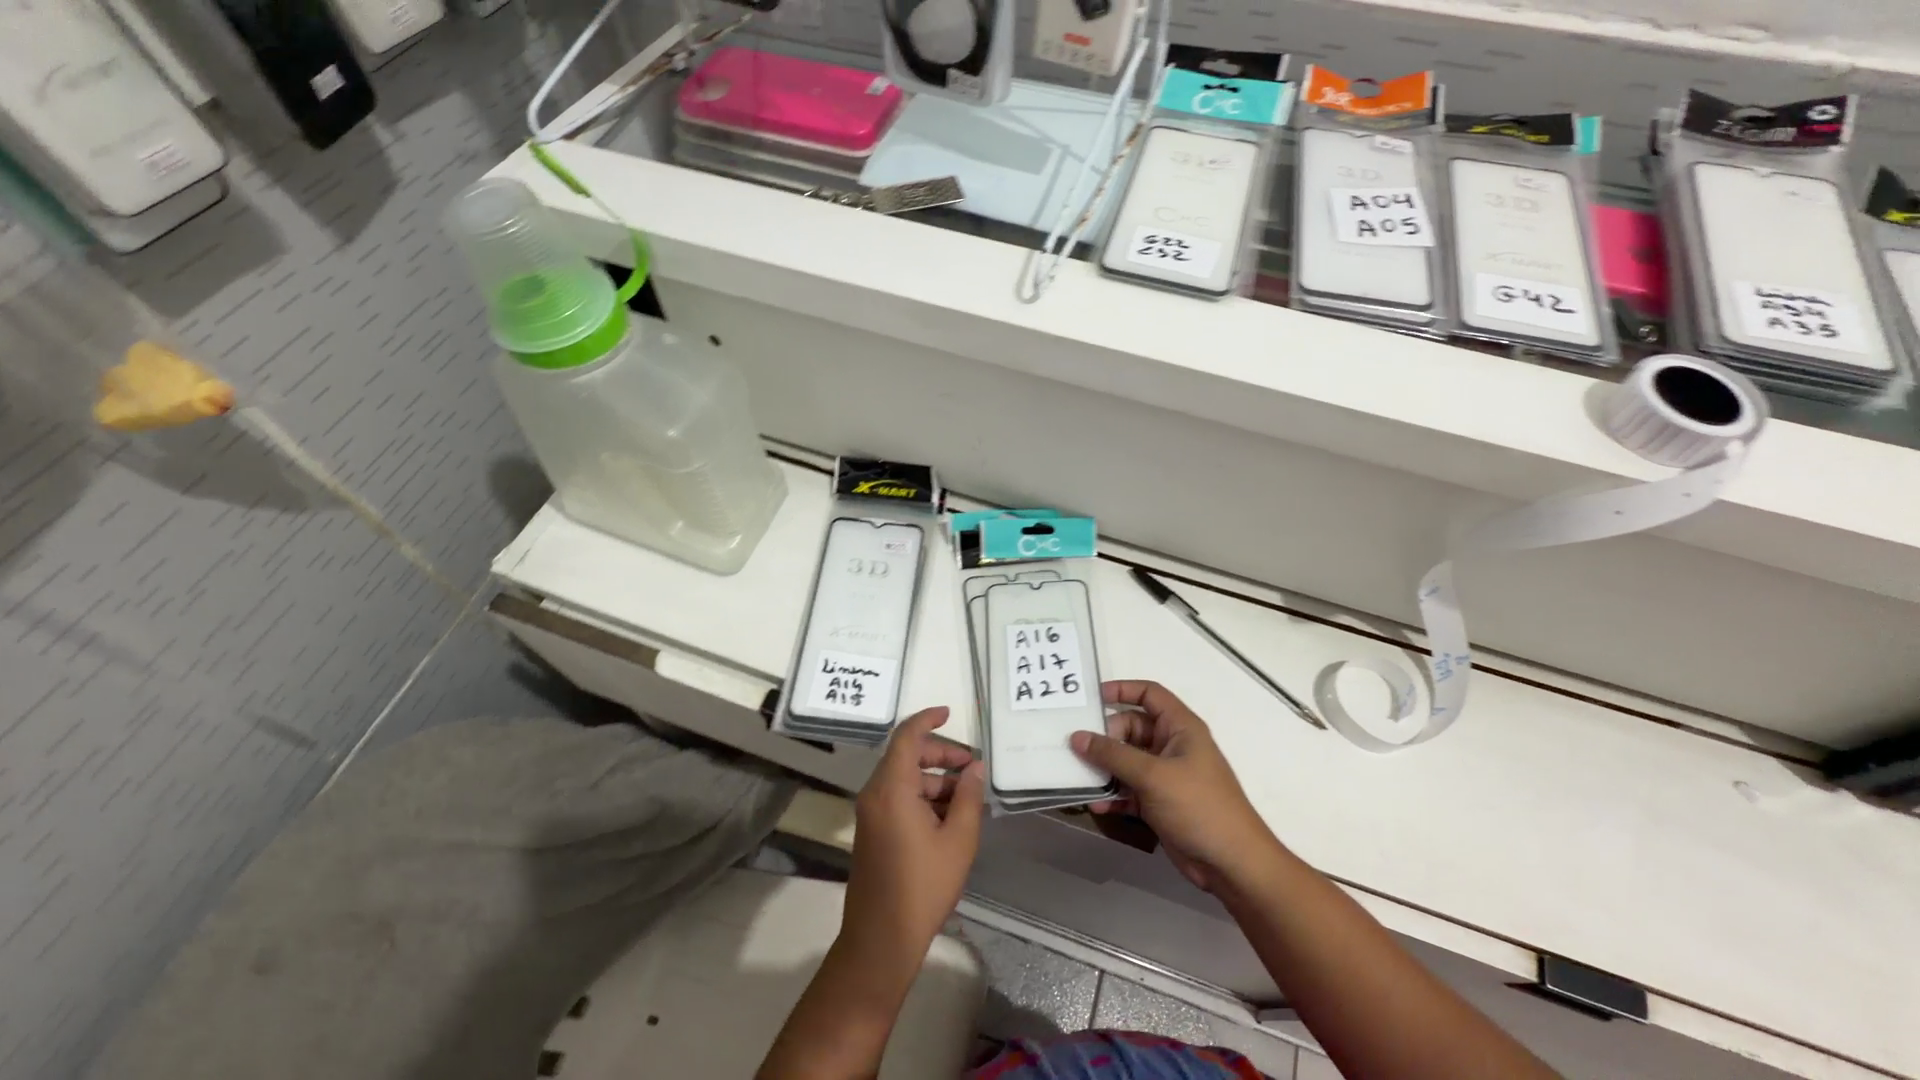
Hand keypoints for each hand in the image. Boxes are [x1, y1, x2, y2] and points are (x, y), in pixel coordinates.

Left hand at [844, 707, 987, 956]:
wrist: (882, 937)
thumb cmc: (923, 886)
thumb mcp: (958, 840)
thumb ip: (968, 798)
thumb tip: (976, 768)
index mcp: (891, 789)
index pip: (906, 737)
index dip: (927, 720)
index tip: (950, 712)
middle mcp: (875, 795)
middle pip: (906, 757)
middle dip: (940, 755)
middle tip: (973, 766)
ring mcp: (870, 814)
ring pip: (904, 780)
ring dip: (935, 780)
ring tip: (969, 797)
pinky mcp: (873, 832)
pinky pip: (898, 799)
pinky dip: (923, 798)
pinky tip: (950, 817)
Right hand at [1072, 681, 1277, 891]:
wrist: (1230, 862)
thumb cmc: (1198, 806)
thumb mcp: (1153, 776)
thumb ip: (1113, 755)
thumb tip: (1077, 737)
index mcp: (1181, 728)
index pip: (1149, 695)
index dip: (1121, 690)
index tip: (1090, 698)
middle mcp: (1173, 746)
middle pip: (1131, 729)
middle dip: (1104, 738)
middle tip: (1076, 749)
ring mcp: (1166, 776)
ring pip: (1126, 761)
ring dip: (1104, 769)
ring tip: (1077, 776)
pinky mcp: (1159, 803)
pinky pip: (1129, 790)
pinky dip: (1113, 796)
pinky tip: (1095, 805)